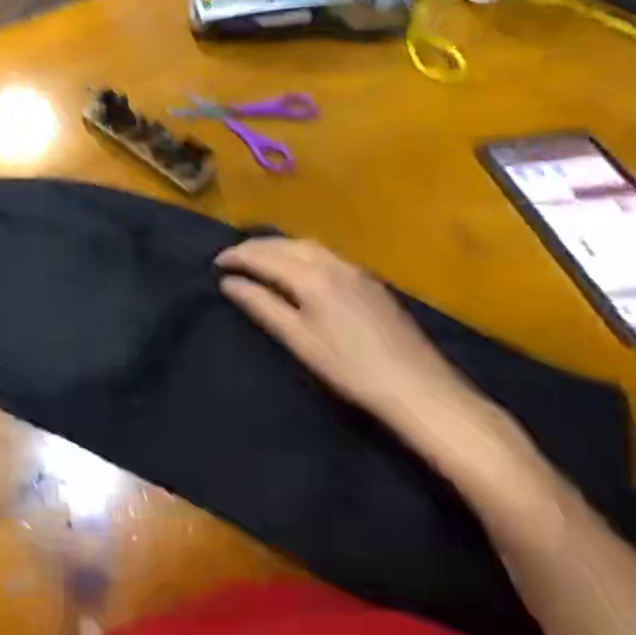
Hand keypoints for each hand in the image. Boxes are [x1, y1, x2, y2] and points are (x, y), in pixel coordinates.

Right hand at [217, 238, 478, 421]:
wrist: (420, 390)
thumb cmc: (350, 369)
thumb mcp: (298, 340)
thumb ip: (261, 306)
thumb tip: (228, 282)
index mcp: (311, 276)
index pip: (263, 256)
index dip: (236, 257)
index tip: (215, 264)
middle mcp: (332, 264)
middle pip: (285, 244)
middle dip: (255, 247)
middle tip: (232, 258)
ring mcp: (355, 271)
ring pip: (307, 245)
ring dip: (278, 246)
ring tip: (259, 258)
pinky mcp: (370, 282)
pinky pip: (324, 253)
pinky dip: (299, 252)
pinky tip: (297, 267)